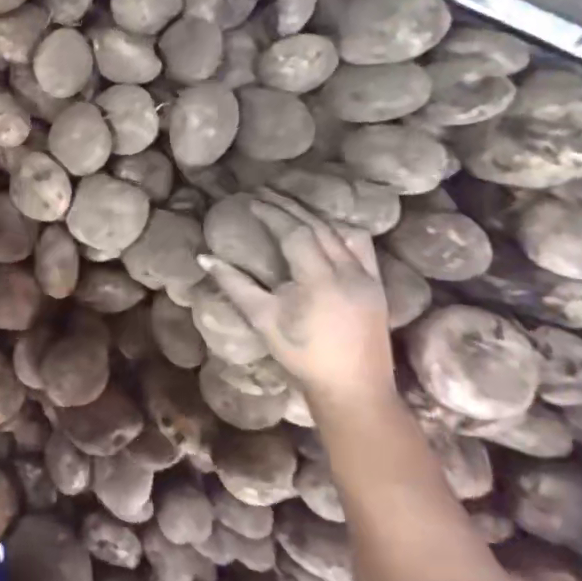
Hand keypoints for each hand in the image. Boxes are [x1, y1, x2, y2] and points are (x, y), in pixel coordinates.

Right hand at [197, 190, 395, 405]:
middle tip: (264, 192)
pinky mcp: (377, 285)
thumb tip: (204, 257)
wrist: (354, 388)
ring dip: (313, 214)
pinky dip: (339, 230)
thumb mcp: (263, 319)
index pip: (294, 232)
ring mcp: (368, 277)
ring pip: (340, 232)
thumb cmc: (303, 355)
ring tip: (289, 203)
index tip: (250, 201)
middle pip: (317, 226)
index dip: (271, 213)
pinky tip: (325, 227)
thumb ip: (235, 284)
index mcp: (319, 279)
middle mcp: (348, 271)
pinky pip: (361, 246)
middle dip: (288, 206)